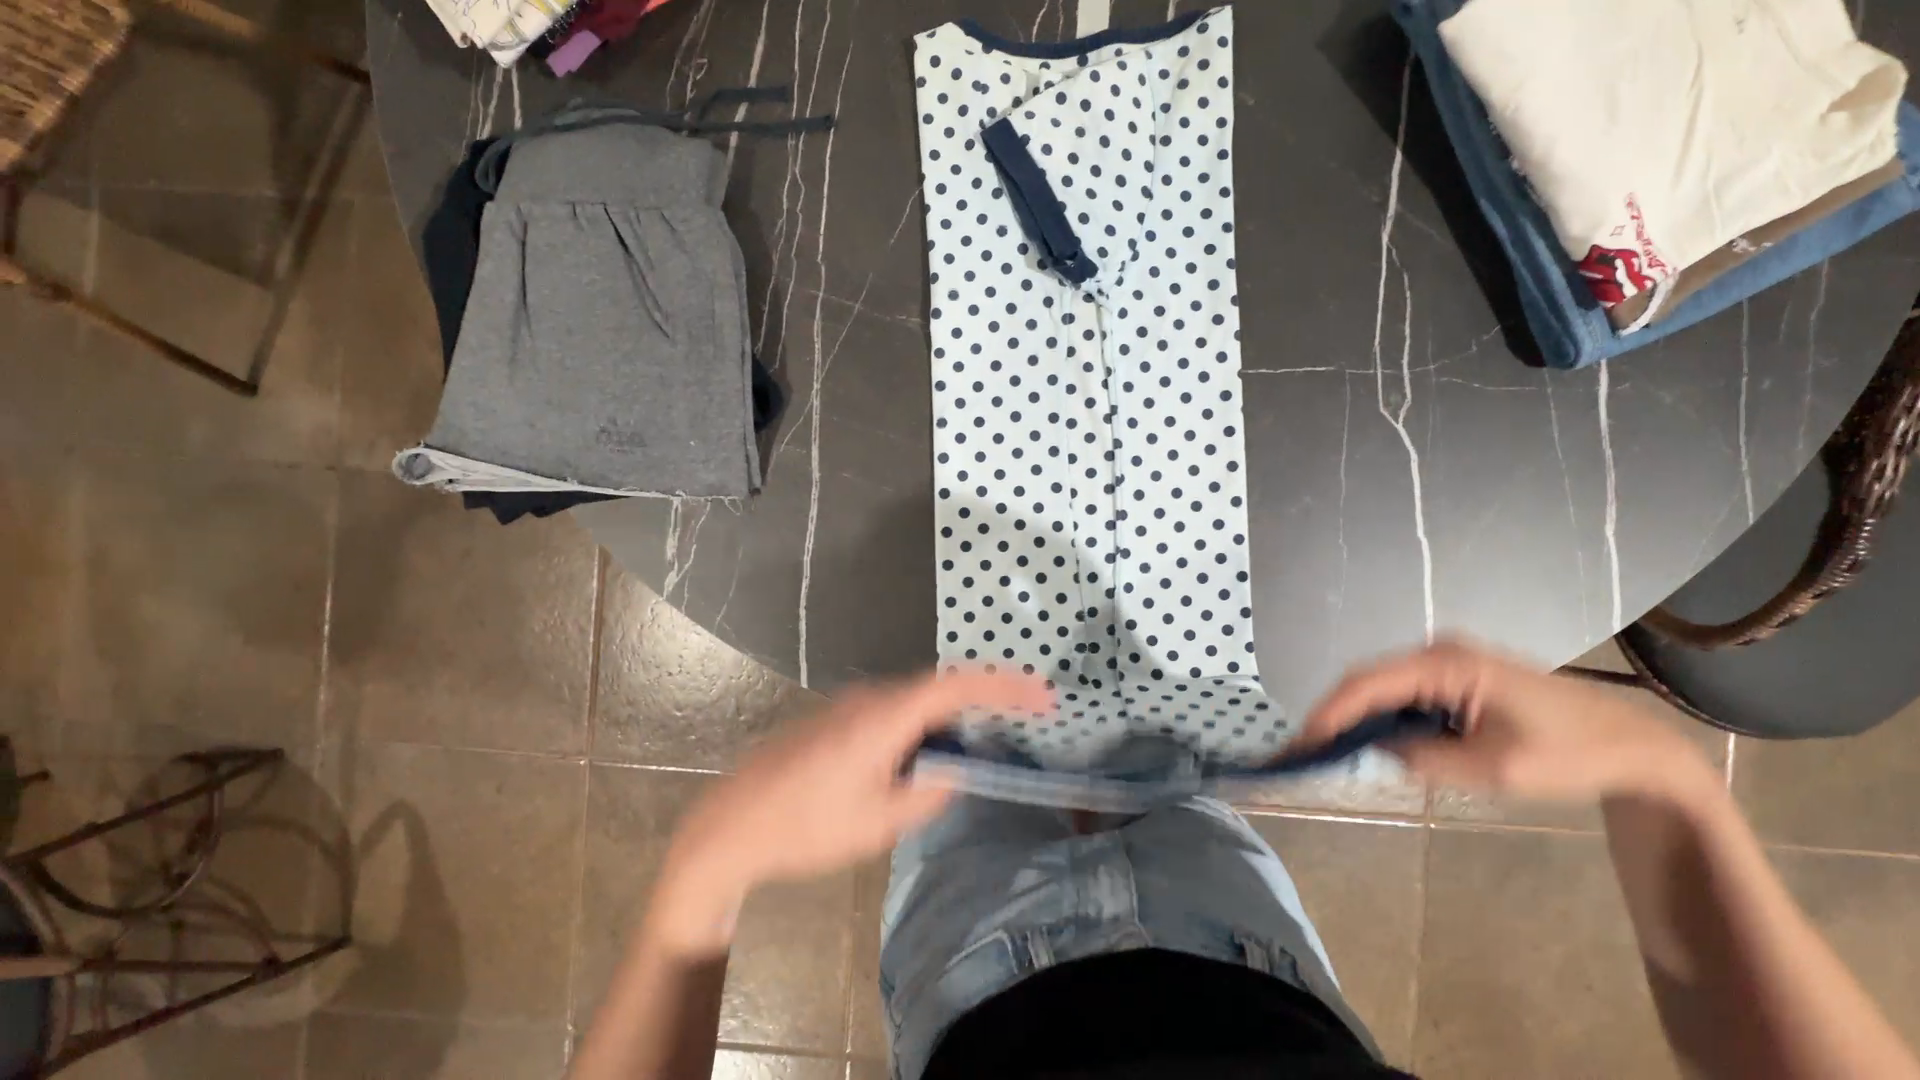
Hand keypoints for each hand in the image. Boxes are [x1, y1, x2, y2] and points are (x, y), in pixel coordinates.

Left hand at [648, 669, 1049, 949]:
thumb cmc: (805, 828)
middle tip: (1022, 715)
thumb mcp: (878, 824)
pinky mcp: (829, 720)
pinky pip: (888, 710)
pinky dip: (917, 725)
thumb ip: (928, 793)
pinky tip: (920, 755)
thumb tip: (954, 772)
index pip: (955, 686)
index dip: (1003, 685)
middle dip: (983, 698)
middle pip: (936, 686)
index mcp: (882, 717)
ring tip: (977, 743)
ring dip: (947, 716)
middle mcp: (866, 699)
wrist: (730, 827)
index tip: (1042, 693)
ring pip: (911, 700)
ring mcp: (843, 706)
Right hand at [1301, 639, 1710, 802]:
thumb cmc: (1567, 756)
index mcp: (1447, 664)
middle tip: (1309, 752)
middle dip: (1337, 715)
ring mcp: (1450, 661)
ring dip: (1361, 718)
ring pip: (1385, 688)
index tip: (1300, 744)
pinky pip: (1407, 693)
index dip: (1329, 714)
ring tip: (1334, 751)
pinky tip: (1380, 744)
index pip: (1368, 684)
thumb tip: (1374, 750)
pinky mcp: (1458, 676)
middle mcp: (1440, 651)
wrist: (1634, 747)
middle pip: (1369, 681)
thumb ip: (1424, 759)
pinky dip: (1387, 718)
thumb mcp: (1491, 769)